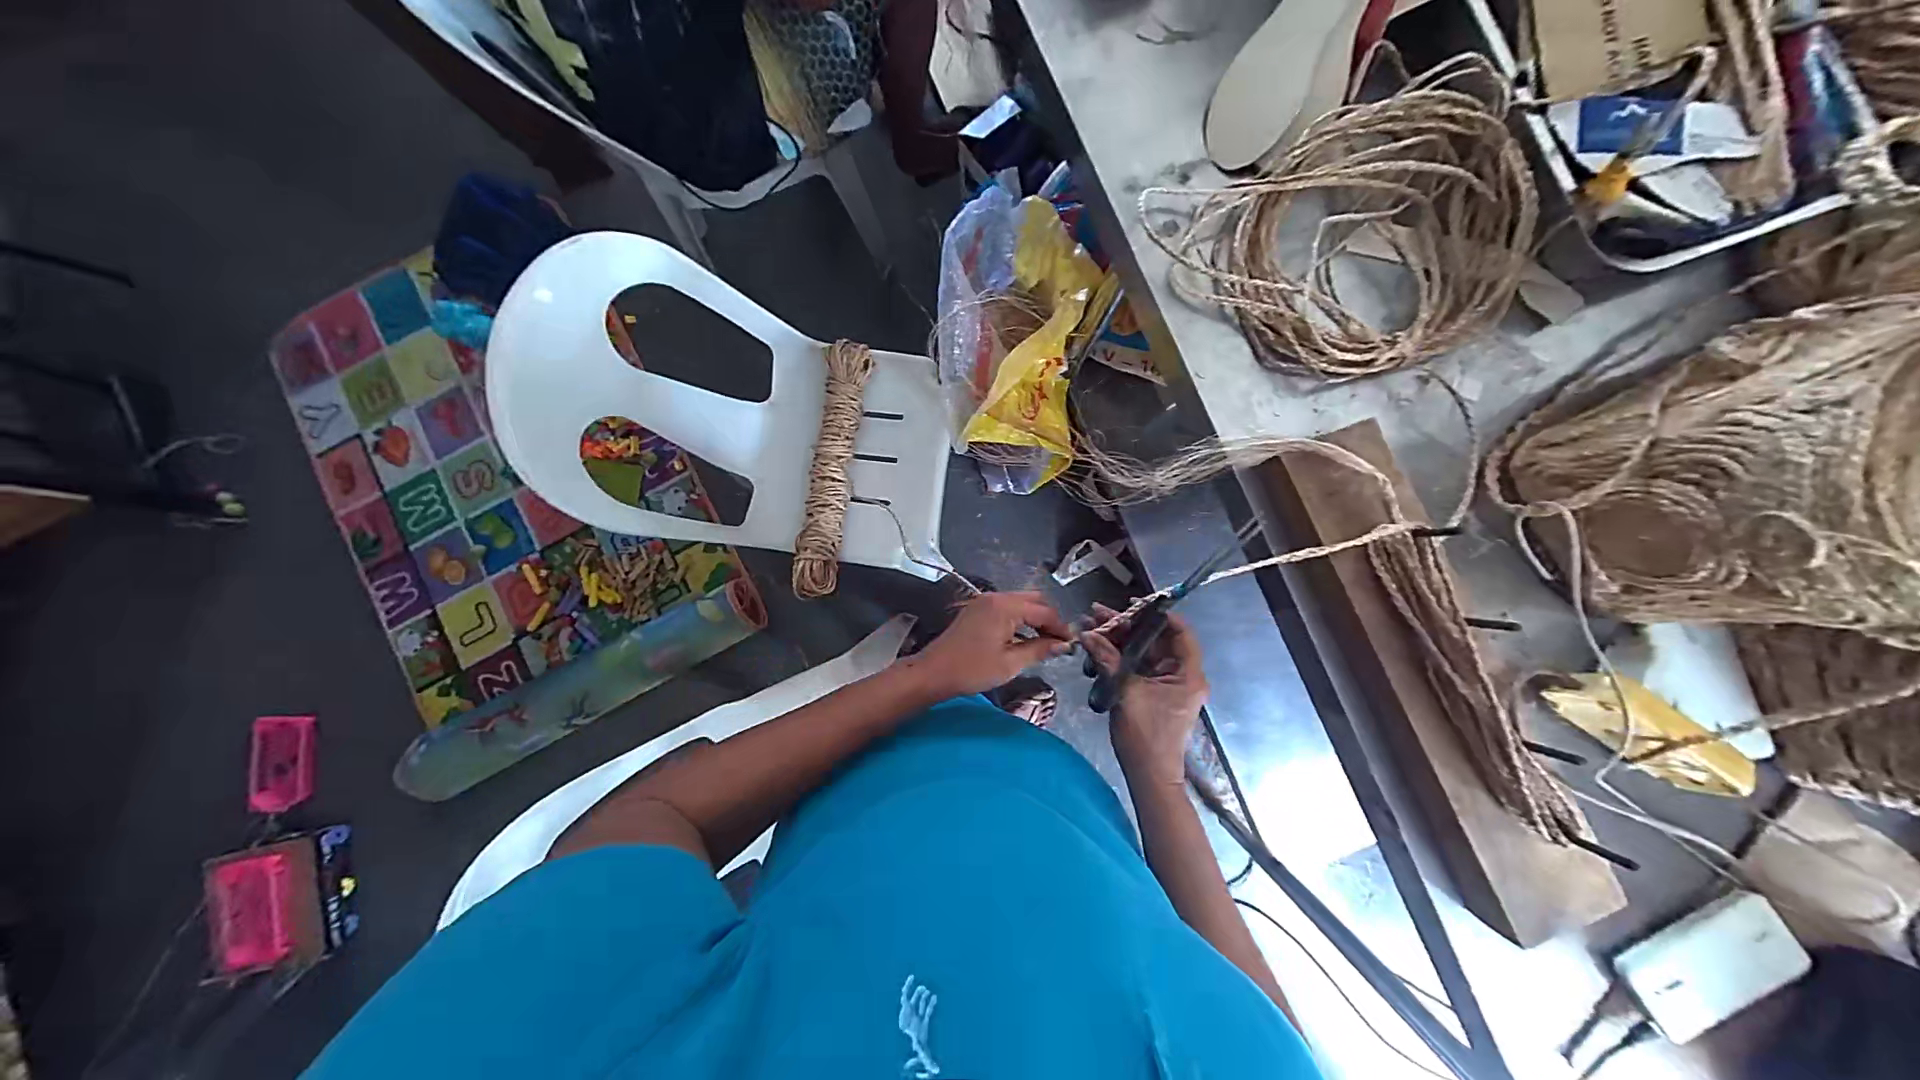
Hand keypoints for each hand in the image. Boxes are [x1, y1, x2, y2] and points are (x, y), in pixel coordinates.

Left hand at [900, 591, 1073, 698]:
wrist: (934, 672)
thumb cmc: (972, 669)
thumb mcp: (1010, 663)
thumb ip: (1039, 650)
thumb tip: (1062, 645)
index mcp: (1005, 606)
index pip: (1044, 612)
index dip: (1061, 627)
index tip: (1071, 644)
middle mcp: (996, 597)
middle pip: (1034, 601)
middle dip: (1050, 619)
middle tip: (1059, 642)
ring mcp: (985, 601)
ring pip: (1021, 602)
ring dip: (1035, 618)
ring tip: (1045, 642)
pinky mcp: (977, 609)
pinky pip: (1007, 607)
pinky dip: (1021, 619)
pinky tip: (1025, 637)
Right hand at [1080, 603, 1207, 787]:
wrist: (1148, 774)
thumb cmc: (1145, 735)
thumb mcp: (1125, 692)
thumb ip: (1108, 659)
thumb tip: (1088, 633)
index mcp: (1188, 673)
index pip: (1180, 633)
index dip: (1158, 615)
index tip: (1132, 605)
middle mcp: (1182, 675)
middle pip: (1156, 640)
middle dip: (1127, 626)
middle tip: (1099, 614)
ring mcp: (1168, 685)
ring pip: (1143, 652)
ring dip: (1119, 640)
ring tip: (1091, 627)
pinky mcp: (1153, 693)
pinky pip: (1138, 667)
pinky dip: (1119, 657)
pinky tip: (1097, 647)